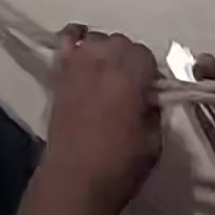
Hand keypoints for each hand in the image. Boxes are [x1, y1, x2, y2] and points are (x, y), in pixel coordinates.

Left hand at [32, 25, 162, 214]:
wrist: (75, 177)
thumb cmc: (118, 164)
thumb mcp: (153, 142)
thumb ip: (155, 110)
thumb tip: (150, 96)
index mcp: (130, 74)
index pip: (145, 54)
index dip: (150, 73)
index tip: (149, 92)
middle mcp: (104, 57)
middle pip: (121, 42)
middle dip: (129, 61)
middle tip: (129, 86)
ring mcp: (79, 59)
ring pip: (98, 38)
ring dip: (106, 52)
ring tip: (106, 75)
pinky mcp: (60, 67)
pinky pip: (67, 37)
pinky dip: (76, 38)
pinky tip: (82, 50)